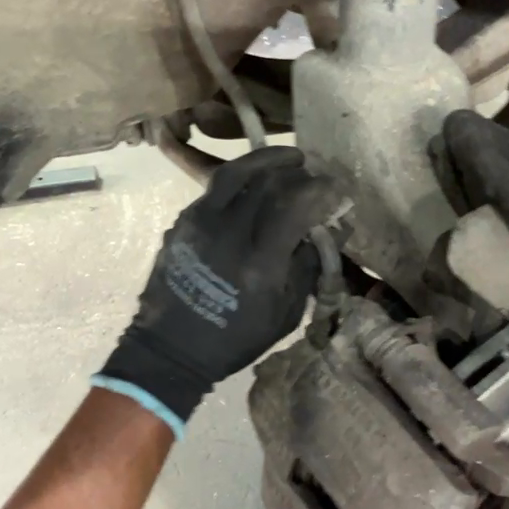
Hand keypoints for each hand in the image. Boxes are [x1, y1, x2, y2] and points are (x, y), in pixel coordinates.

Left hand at [94, 146, 336, 436]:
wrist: (171, 349)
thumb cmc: (235, 338)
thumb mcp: (285, 312)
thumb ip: (307, 265)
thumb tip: (329, 227)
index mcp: (260, 262)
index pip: (295, 204)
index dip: (321, 190)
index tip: (336, 190)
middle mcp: (228, 234)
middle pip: (268, 182)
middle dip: (297, 172)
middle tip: (313, 173)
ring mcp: (199, 224)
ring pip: (235, 174)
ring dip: (266, 160)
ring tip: (288, 159)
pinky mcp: (181, 223)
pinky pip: (214, 189)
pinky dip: (240, 180)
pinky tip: (254, 185)